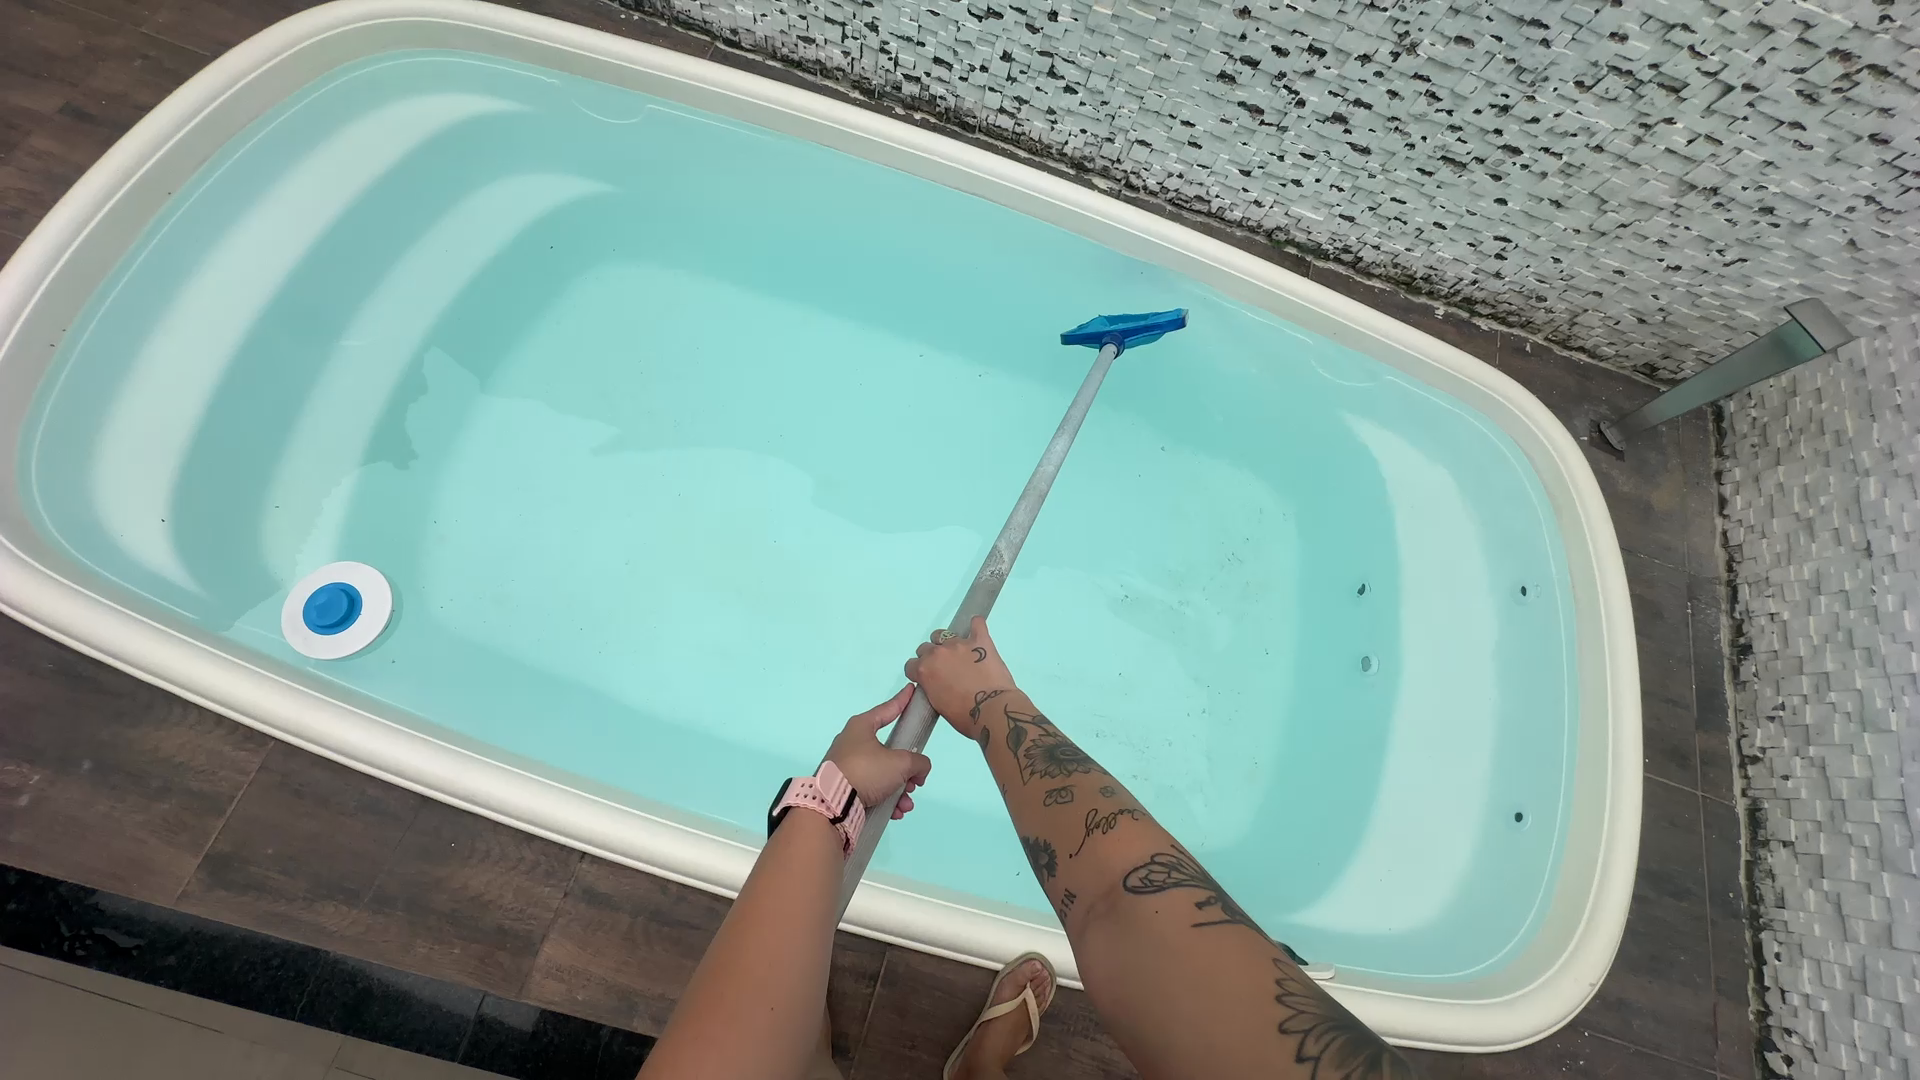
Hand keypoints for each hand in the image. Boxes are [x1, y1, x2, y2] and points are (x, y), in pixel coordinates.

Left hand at [825, 685, 932, 819]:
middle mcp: (853, 742)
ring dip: (899, 789)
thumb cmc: (867, 771)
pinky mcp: (843, 786)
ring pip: (882, 774)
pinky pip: (871, 789)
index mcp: (862, 727)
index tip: (911, 689)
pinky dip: (886, 799)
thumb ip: (918, 762)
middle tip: (916, 780)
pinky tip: (896, 812)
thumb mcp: (901, 763)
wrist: (832, 804)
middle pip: (889, 750)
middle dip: (907, 769)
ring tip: (906, 804)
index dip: (903, 700)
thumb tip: (919, 770)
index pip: (888, 709)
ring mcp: (847, 765)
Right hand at [903, 616, 1019, 742]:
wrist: (992, 710)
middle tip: (946, 670)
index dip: (919, 673)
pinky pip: (976, 623)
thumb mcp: (938, 705)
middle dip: (932, 658)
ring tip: (960, 655)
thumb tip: (937, 683)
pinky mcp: (981, 640)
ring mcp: (959, 644)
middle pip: (926, 648)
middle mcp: (938, 653)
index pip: (911, 665)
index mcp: (924, 670)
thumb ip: (932, 688)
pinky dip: (976, 627)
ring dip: (948, 643)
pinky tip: (977, 633)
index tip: (928, 678)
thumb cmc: (965, 716)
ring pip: (944, 634)